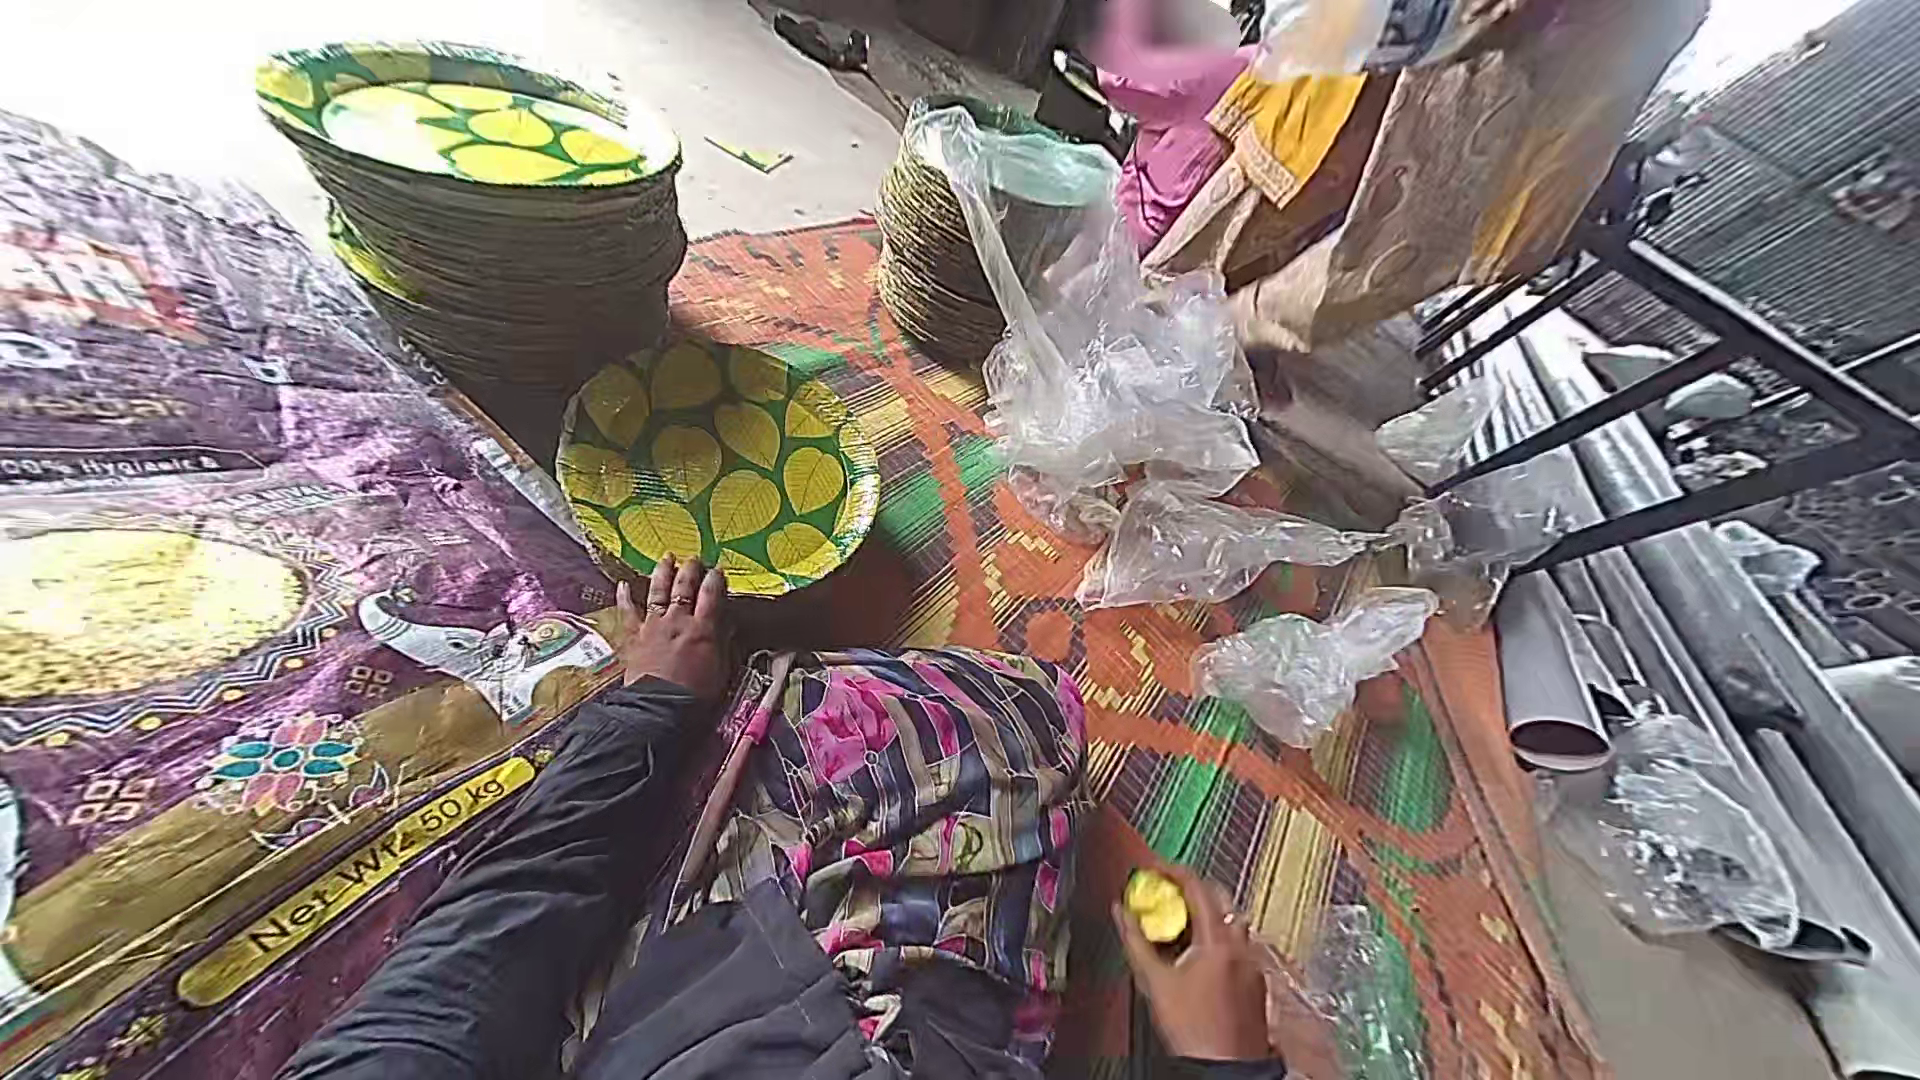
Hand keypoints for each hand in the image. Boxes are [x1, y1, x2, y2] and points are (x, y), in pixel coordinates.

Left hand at [614, 554, 730, 699]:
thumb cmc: (697, 693)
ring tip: (667, 558)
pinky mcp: (634, 637)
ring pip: (658, 591)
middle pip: (685, 587)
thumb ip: (723, 642)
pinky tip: (623, 584)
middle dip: (691, 570)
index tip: (718, 570)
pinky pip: (628, 612)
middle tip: (695, 559)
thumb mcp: (721, 668)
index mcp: (704, 628)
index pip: (712, 594)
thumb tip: (727, 625)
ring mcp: (654, 626)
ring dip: (663, 573)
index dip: (715, 579)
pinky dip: (625, 597)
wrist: (658, 710)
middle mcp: (679, 620)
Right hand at [1114, 862, 1273, 1061]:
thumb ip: (1135, 940)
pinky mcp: (1256, 984)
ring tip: (1181, 921)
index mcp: (1218, 942)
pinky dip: (1218, 935)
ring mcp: (1252, 966)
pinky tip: (1199, 951)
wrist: (1226, 1075)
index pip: (1197, 886)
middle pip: (1219, 897)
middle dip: (1191, 887)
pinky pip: (1238, 943)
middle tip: (1168, 890)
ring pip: (1231, 920)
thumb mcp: (1154, 982)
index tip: (1154, 868)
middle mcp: (1241, 948)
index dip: (1172, 871)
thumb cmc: (1194, 1032)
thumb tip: (1120, 911)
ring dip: (1206, 911)